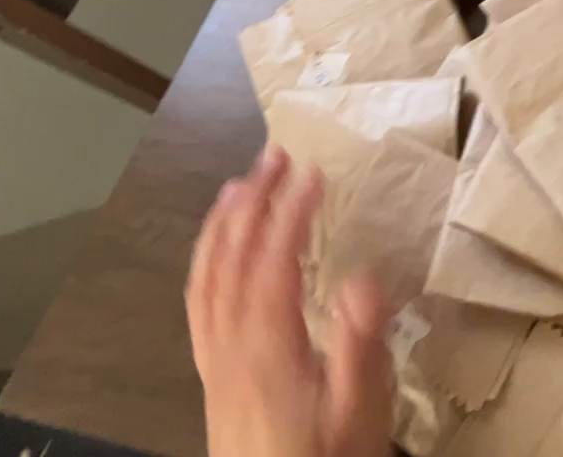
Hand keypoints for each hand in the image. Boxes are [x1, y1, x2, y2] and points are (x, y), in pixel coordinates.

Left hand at [187, 146, 392, 456]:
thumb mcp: (359, 407)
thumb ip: (360, 343)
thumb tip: (364, 276)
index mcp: (268, 346)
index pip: (274, 262)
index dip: (291, 212)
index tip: (313, 171)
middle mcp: (231, 344)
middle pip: (232, 259)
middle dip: (252, 200)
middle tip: (275, 155)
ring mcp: (215, 358)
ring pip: (207, 277)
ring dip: (223, 224)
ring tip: (240, 183)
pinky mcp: (213, 371)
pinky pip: (199, 303)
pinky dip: (205, 262)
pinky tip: (217, 246)